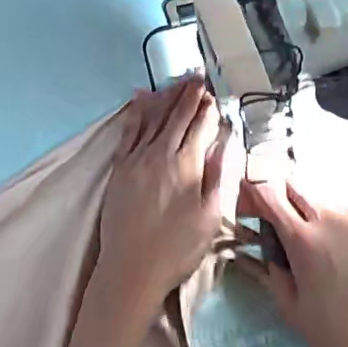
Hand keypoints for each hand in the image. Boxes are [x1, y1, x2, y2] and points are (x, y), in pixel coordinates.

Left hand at [95, 78, 230, 314]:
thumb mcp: (210, 217)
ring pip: (155, 117)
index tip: (215, 93)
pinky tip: (142, 98)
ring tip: (179, 82)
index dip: (209, 107)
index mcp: (186, 165)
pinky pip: (129, 130)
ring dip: (168, 97)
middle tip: (198, 76)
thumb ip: (220, 176)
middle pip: (178, 116)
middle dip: (190, 94)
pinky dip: (137, 111)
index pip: (201, 125)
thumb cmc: (177, 248)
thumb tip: (228, 143)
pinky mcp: (120, 167)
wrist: (130, 270)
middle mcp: (161, 153)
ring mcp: (137, 158)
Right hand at [238, 180, 347, 346]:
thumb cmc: (336, 336)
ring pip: (329, 201)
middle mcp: (332, 217)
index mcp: (303, 238)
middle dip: (286, 200)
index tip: (249, 199)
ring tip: (327, 250)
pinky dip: (347, 230)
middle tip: (288, 227)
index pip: (268, 194)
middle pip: (298, 186)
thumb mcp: (291, 307)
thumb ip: (271, 268)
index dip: (254, 192)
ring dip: (318, 215)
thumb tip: (260, 244)